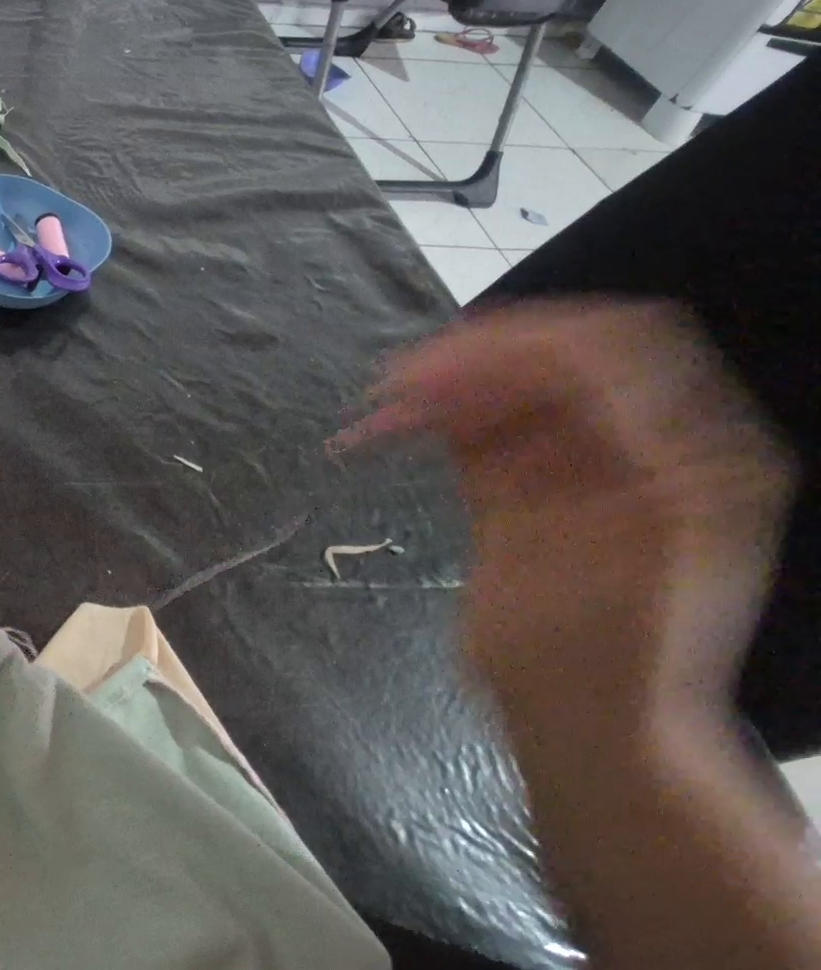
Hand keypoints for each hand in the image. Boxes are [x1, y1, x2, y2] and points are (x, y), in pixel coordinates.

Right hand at [335, 301, 791, 731]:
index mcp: (688, 461)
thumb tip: (451, 389)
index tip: (431, 368)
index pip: (610, 354)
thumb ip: (520, 466)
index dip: (517, 343)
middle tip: (394, 385)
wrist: (592, 726)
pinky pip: (494, 425)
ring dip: (448, 385)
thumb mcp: (565, 560)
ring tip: (382, 411)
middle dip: (473, 359)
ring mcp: (598, 463)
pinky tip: (396, 427)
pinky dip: (441, 417)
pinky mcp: (544, 483)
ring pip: (520, 385)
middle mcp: (653, 447)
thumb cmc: (591, 661)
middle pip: (562, 356)